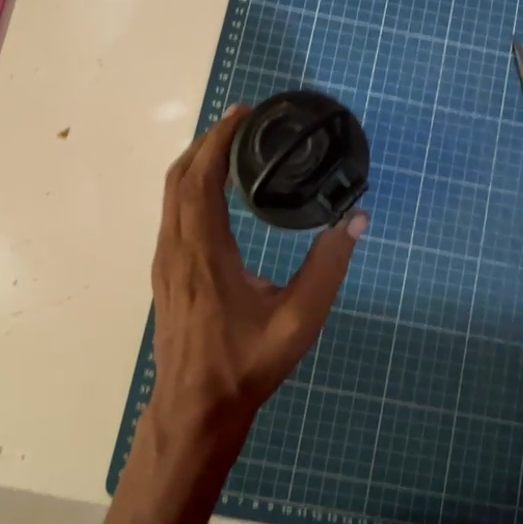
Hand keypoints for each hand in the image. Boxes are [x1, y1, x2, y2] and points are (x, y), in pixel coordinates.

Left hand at [147, 105, 367, 438]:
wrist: (195, 411)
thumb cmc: (246, 365)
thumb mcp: (299, 319)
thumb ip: (329, 267)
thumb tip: (356, 218)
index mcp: (204, 253)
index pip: (200, 178)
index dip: (219, 139)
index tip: (243, 112)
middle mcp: (176, 248)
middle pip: (179, 177)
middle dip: (208, 140)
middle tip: (243, 120)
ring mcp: (165, 261)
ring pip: (171, 194)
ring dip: (197, 161)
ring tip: (233, 145)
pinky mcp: (166, 272)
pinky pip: (172, 211)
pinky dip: (192, 184)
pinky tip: (218, 189)